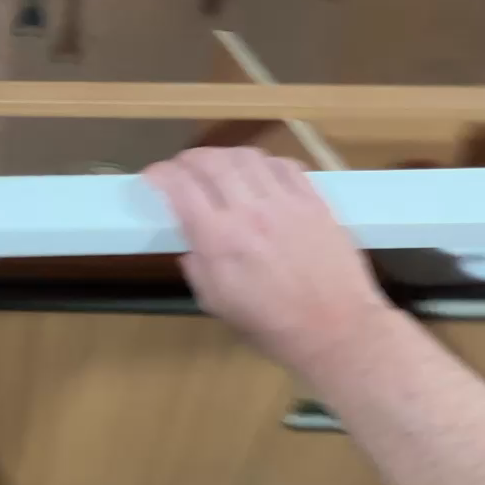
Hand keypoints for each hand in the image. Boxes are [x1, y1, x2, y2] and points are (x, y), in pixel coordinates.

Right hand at [144, 147, 394, 372]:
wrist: (334, 328)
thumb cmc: (268, 325)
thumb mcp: (215, 303)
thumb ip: (197, 267)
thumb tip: (190, 245)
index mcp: (218, 240)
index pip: (181, 189)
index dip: (159, 175)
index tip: (151, 176)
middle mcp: (249, 212)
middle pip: (212, 163)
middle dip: (187, 159)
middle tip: (179, 167)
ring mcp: (286, 203)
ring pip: (248, 157)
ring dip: (223, 156)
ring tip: (215, 166)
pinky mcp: (315, 202)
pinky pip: (285, 166)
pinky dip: (263, 162)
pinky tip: (257, 173)